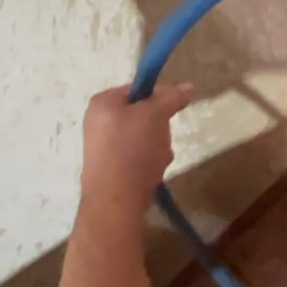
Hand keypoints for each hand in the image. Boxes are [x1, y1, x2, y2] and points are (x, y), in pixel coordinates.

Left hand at [78, 83, 194, 223]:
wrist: (116, 199)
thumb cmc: (133, 150)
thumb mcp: (155, 117)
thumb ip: (171, 98)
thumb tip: (188, 87)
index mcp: (103, 102)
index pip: (138, 89)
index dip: (159, 98)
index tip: (172, 113)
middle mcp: (98, 120)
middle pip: (142, 114)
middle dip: (160, 127)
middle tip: (163, 139)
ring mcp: (102, 145)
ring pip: (143, 136)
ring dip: (158, 146)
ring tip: (158, 159)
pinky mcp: (110, 166)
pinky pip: (137, 155)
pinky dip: (149, 161)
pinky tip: (152, 171)